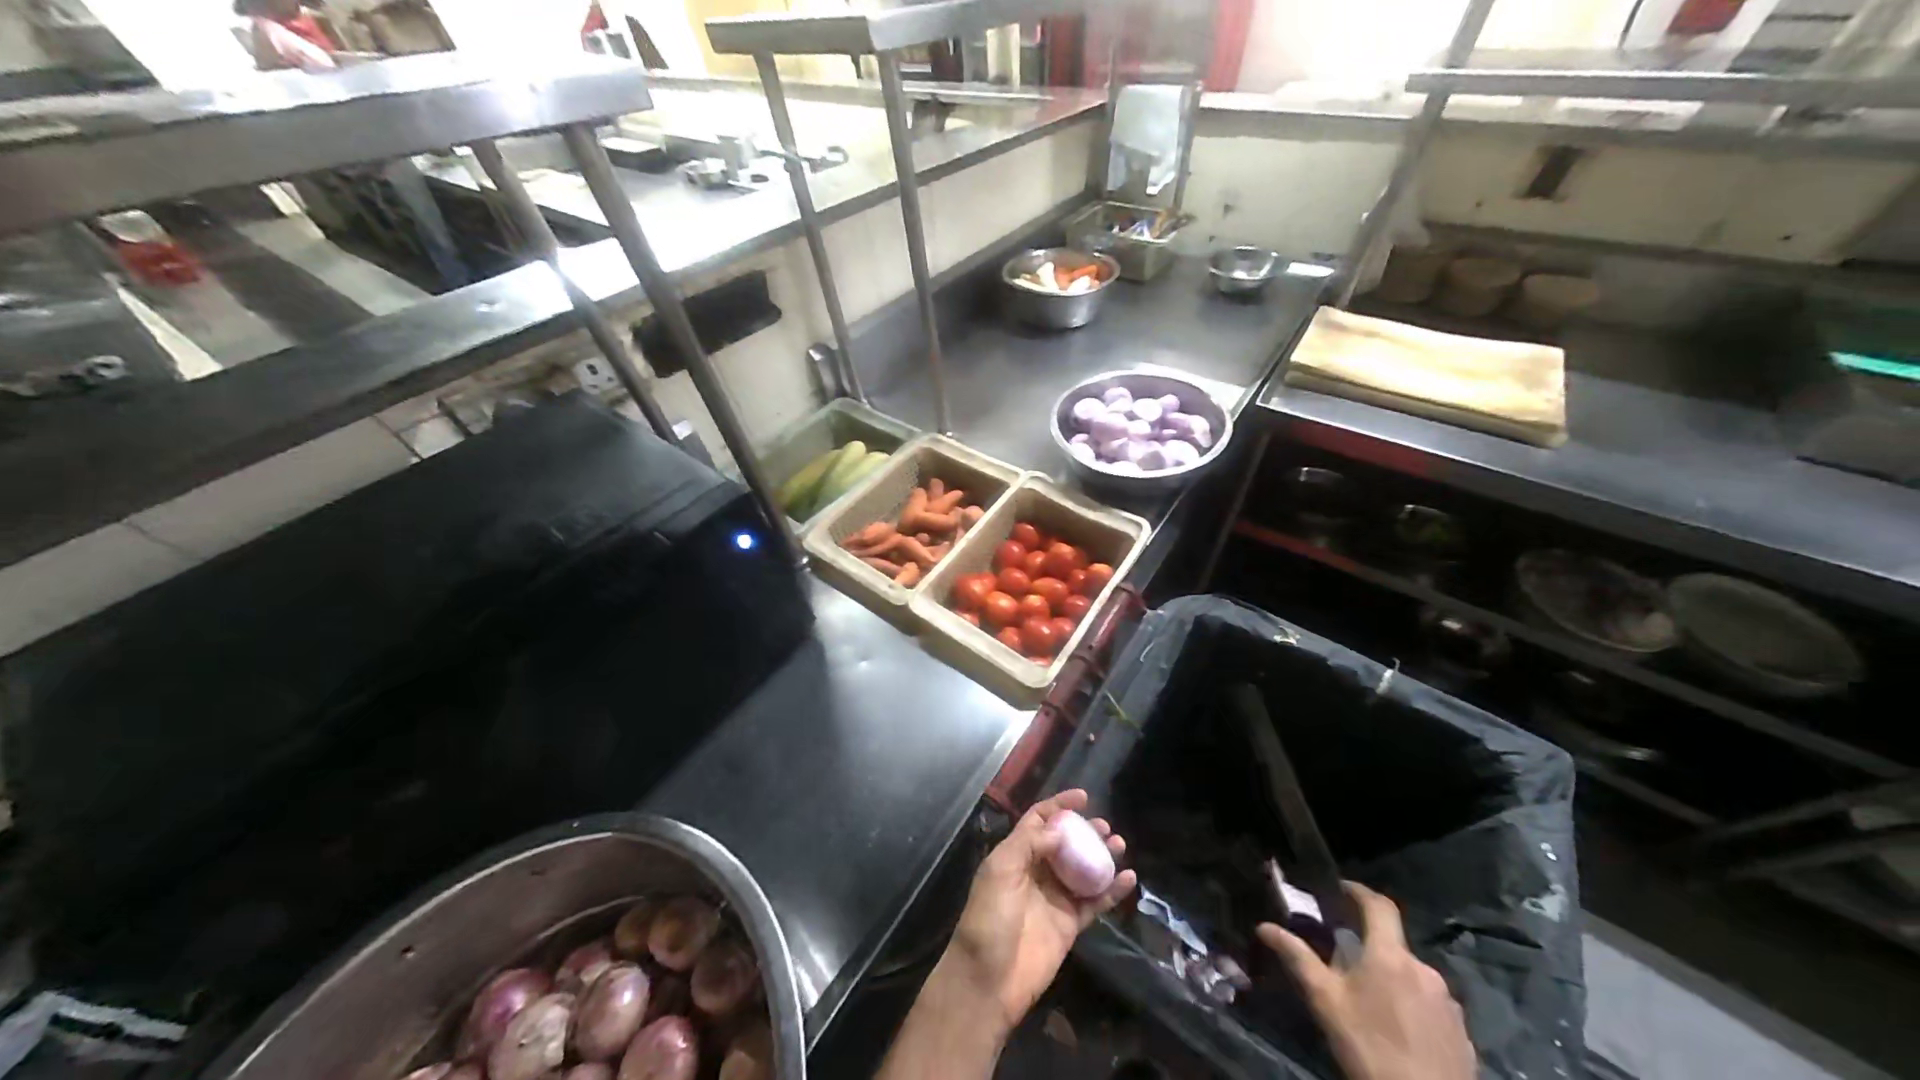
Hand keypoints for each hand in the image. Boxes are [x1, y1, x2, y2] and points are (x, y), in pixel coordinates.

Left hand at [943, 789, 1137, 1036]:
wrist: (989, 978)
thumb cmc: (989, 918)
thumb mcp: (1000, 871)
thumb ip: (1029, 844)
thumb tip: (1059, 829)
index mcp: (1014, 855)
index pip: (1037, 822)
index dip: (1058, 807)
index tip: (1082, 796)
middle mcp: (1035, 872)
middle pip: (1064, 844)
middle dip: (1084, 831)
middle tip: (1105, 826)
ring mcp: (1054, 898)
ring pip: (1083, 870)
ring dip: (1101, 856)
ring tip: (1119, 844)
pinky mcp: (1070, 924)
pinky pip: (1095, 902)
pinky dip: (1112, 890)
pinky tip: (1128, 878)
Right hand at [1258, 881, 1474, 1079]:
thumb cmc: (1368, 1047)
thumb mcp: (1325, 1001)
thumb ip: (1298, 958)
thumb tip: (1265, 926)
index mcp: (1389, 956)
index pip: (1379, 906)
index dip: (1359, 891)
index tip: (1341, 888)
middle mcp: (1424, 970)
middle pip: (1393, 945)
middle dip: (1370, 947)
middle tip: (1346, 962)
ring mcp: (1448, 1002)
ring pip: (1412, 975)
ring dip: (1391, 977)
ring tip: (1371, 1001)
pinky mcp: (1461, 1032)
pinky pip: (1431, 1004)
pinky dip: (1412, 1004)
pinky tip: (1398, 1029)